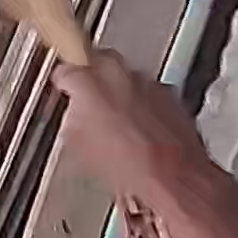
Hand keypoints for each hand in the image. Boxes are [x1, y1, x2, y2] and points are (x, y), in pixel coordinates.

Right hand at [52, 53, 210, 210]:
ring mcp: (144, 81)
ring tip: (118, 117)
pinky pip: (147, 90)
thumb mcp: (78, 143)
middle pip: (97, 61)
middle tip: (88, 96)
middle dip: (92, 75)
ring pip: (124, 75)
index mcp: (87, 82)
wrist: (174, 177)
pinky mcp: (168, 94)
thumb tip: (75, 114)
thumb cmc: (127, 163)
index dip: (63, 81)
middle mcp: (116, 73)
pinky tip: (141, 126)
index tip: (64, 87)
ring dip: (119, 89)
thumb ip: (72, 117)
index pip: (65, 70)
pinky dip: (142, 101)